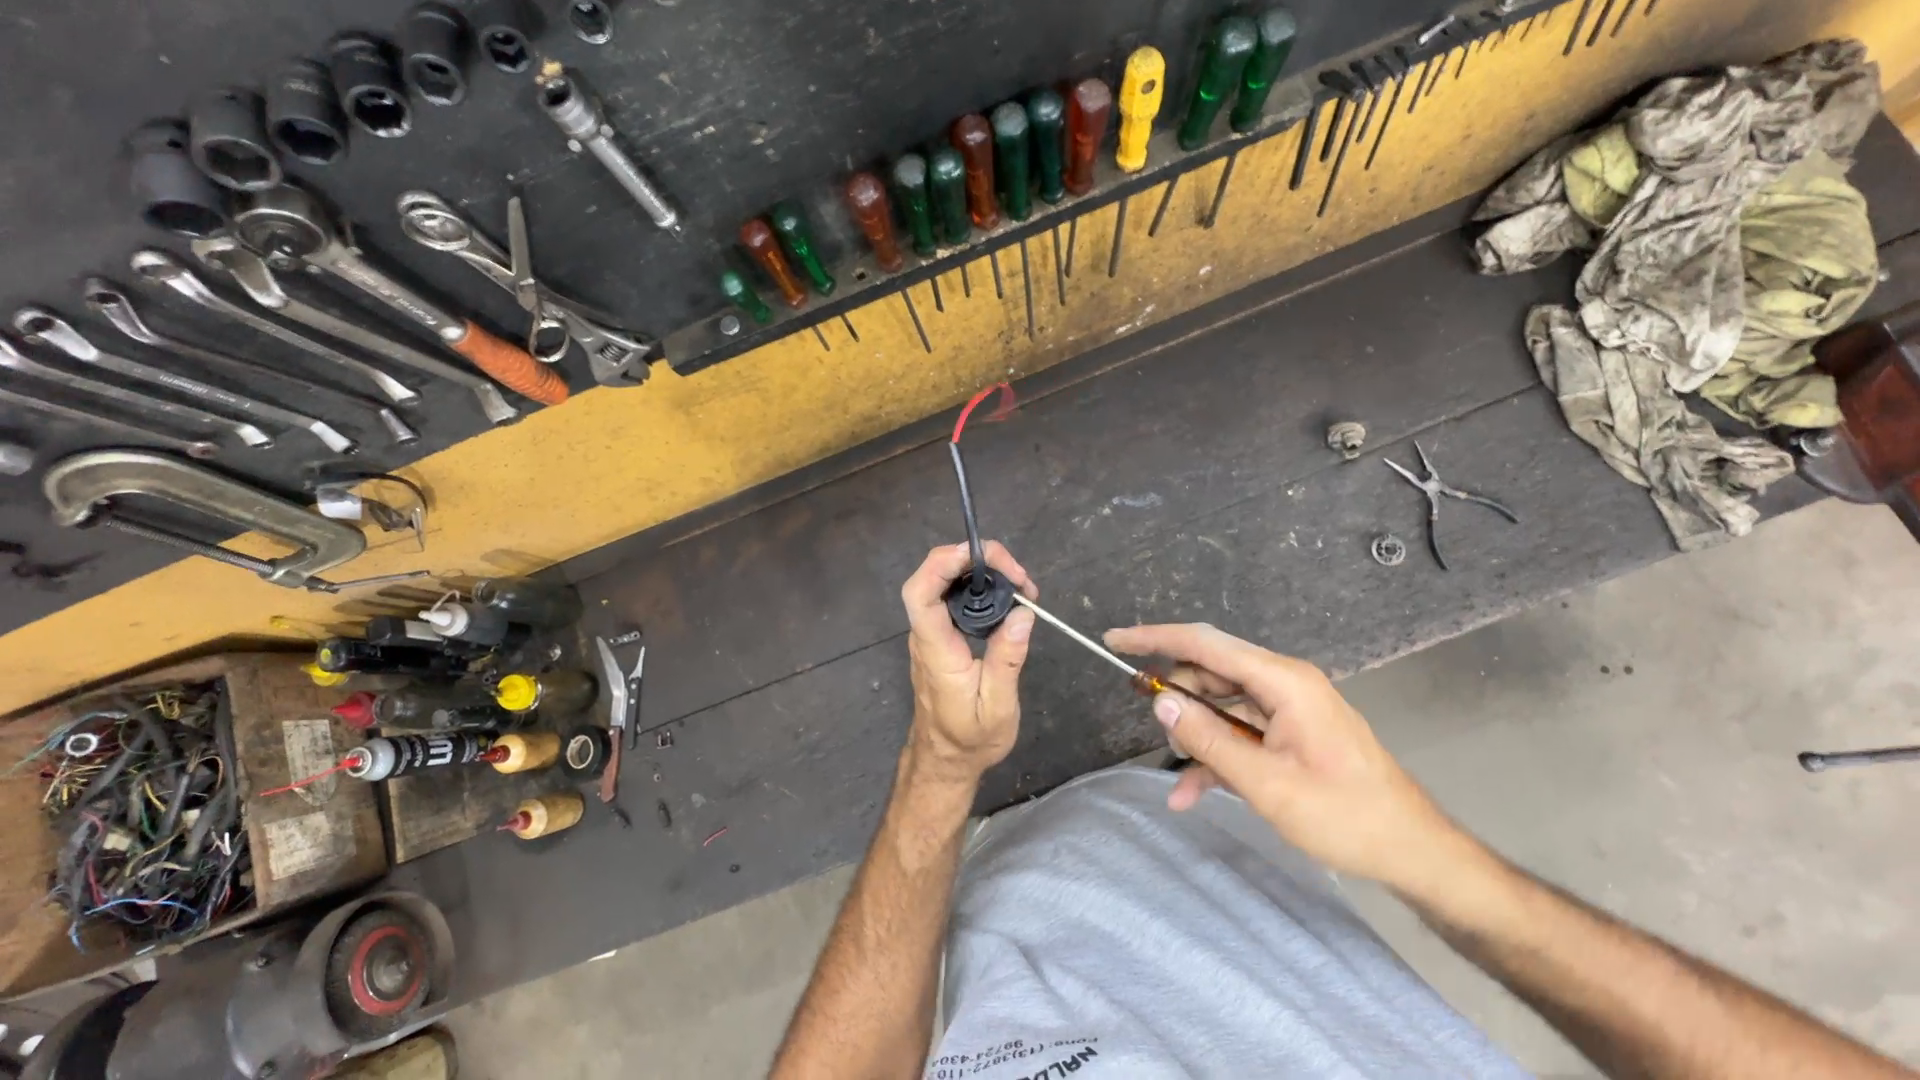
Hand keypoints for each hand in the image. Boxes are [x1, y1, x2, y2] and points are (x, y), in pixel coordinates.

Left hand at [898, 542, 1037, 783]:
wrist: (947, 759)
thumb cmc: (971, 739)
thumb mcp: (998, 707)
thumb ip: (1007, 659)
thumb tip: (1023, 613)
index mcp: (936, 651)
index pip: (920, 595)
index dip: (941, 565)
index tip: (977, 556)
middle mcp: (927, 636)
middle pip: (932, 578)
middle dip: (973, 561)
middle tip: (1018, 574)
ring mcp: (932, 634)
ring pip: (944, 584)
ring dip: (980, 572)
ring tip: (1022, 584)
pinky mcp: (942, 636)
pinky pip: (954, 599)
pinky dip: (980, 588)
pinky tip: (1009, 596)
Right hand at [1104, 623, 1472, 889]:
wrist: (1410, 850)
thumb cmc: (1345, 815)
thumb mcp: (1267, 783)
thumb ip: (1208, 740)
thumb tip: (1159, 701)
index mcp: (1283, 681)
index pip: (1205, 643)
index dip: (1154, 638)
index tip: (1113, 640)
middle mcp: (1284, 683)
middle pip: (1210, 673)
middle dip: (1177, 700)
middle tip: (1158, 737)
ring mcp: (1287, 708)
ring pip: (1220, 706)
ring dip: (1194, 736)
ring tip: (1180, 776)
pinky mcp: (1289, 733)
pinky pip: (1239, 733)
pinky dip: (1215, 757)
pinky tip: (1190, 793)